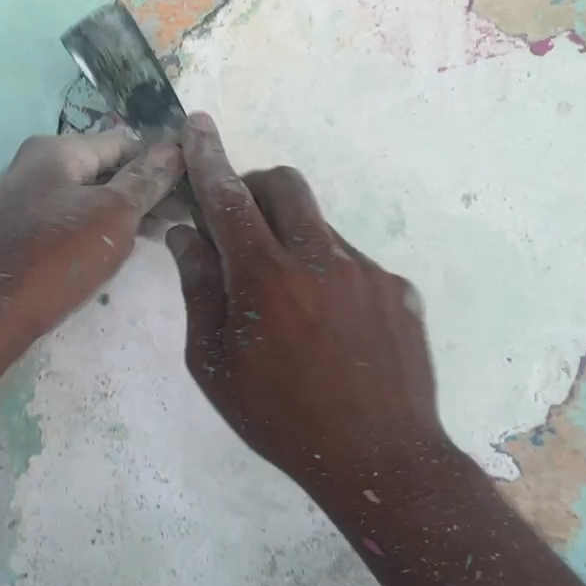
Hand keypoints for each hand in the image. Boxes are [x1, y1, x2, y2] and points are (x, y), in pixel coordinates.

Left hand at [0, 131, 182, 346]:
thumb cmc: (57, 256)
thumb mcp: (113, 214)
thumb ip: (145, 180)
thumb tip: (175, 148)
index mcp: (53, 150)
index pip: (122, 142)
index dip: (161, 159)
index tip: (196, 185)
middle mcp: (33, 165)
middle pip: (103, 167)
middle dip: (144, 188)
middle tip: (186, 216)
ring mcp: (23, 198)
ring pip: (87, 195)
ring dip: (124, 210)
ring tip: (164, 233)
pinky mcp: (21, 229)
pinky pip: (69, 217)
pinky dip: (98, 226)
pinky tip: (124, 245)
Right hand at [164, 113, 448, 495]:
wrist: (381, 463)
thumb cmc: (278, 417)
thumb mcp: (212, 362)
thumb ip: (198, 290)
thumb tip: (187, 237)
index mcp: (265, 276)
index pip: (229, 198)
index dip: (208, 157)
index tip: (198, 123)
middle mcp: (320, 259)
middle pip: (285, 185)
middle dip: (253, 186)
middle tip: (237, 224)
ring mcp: (367, 272)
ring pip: (317, 224)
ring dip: (288, 236)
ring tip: (283, 298)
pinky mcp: (399, 292)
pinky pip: (350, 260)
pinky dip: (323, 271)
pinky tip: (325, 325)